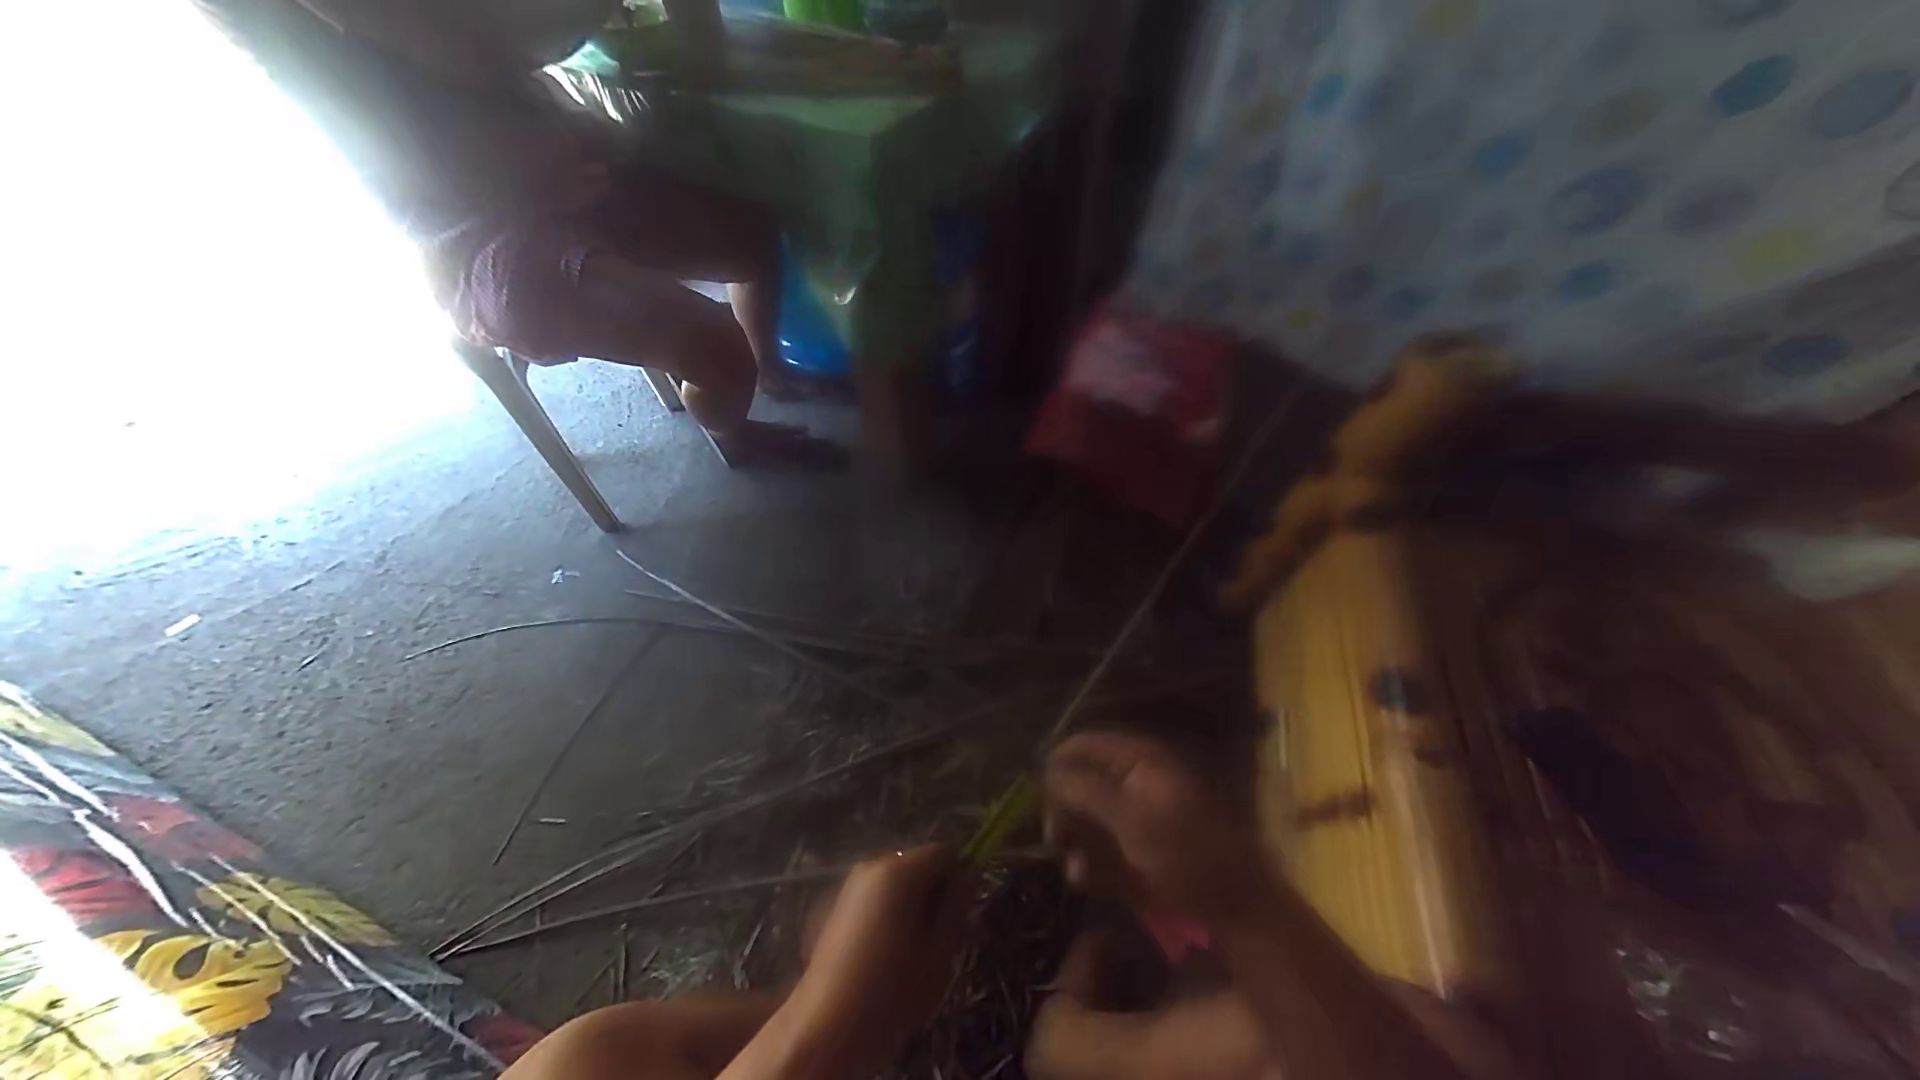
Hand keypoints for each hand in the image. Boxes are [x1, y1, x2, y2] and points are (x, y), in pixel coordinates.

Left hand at [787, 845, 969, 1075]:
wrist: (825, 1026)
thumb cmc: (891, 990)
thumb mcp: (939, 950)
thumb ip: (957, 905)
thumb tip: (967, 876)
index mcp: (899, 870)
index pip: (943, 851)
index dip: (959, 877)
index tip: (962, 913)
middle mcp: (872, 865)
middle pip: (918, 863)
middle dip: (935, 891)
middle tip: (942, 934)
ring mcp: (850, 883)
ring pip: (898, 880)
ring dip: (913, 902)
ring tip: (916, 947)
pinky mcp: (837, 904)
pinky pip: (877, 894)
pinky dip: (891, 910)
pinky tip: (889, 950)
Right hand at [1044, 732, 1271, 921]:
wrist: (1235, 907)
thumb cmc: (1186, 853)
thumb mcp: (1131, 819)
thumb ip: (1086, 790)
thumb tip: (1049, 770)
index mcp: (1137, 761)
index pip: (1085, 744)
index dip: (1057, 762)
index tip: (1036, 792)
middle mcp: (1132, 780)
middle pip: (1080, 779)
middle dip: (1062, 807)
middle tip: (1053, 836)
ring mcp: (1133, 815)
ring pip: (1085, 815)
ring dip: (1073, 839)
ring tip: (1072, 866)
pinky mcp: (1134, 847)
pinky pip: (1099, 845)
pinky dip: (1088, 860)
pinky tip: (1084, 879)